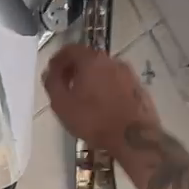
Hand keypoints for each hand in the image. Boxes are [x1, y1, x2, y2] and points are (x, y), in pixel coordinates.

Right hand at [42, 45, 160, 150]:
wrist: (135, 138)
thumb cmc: (94, 120)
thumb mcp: (61, 104)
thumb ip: (52, 83)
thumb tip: (49, 73)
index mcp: (91, 60)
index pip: (70, 49)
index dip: (57, 60)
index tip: (51, 73)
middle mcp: (112, 61)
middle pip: (88, 59)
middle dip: (74, 70)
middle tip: (65, 86)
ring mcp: (128, 74)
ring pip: (103, 71)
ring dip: (91, 79)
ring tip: (82, 98)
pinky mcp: (139, 88)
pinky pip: (116, 82)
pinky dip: (105, 88)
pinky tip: (101, 106)